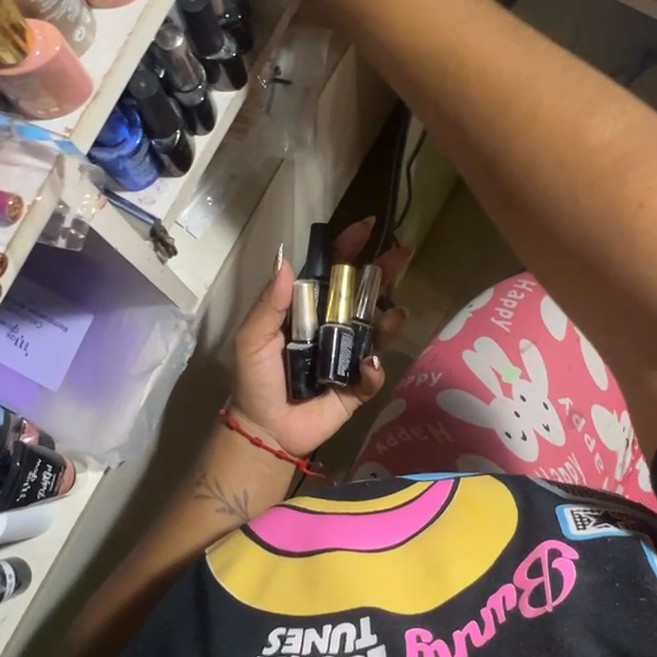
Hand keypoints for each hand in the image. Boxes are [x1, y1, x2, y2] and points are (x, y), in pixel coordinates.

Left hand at [230, 217, 409, 457]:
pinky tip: (368, 366)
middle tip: (403, 253)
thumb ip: (269, 303)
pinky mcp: (356, 387)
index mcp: (306, 310)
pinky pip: (372, 374)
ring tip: (395, 313)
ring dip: (389, 319)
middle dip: (384, 273)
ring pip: (376, 331)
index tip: (368, 226)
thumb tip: (284, 260)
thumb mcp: (252, 338)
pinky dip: (373, 370)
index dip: (348, 248)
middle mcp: (331, 328)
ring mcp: (347, 356)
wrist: (265, 429)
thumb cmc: (256, 380)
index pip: (330, 272)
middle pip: (362, 294)